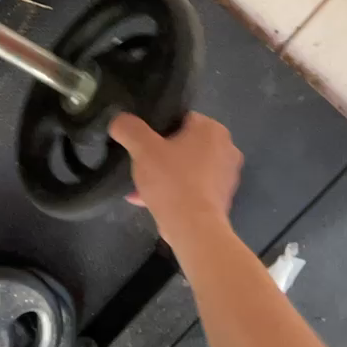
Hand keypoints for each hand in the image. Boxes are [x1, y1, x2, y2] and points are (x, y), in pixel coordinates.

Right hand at [109, 112, 243, 250]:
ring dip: (165, 173)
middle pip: (183, 143)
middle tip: (140, 164)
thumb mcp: (142, 148)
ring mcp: (226, 175)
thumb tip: (120, 120)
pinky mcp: (221, 197)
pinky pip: (192, 186)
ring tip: (140, 186)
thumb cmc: (172, 181)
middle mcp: (227, 148)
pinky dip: (174, 190)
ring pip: (186, 166)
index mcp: (213, 129)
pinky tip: (148, 200)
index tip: (141, 142)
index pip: (180, 118)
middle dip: (160, 154)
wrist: (193, 228)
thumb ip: (128, 128)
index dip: (156, 129)